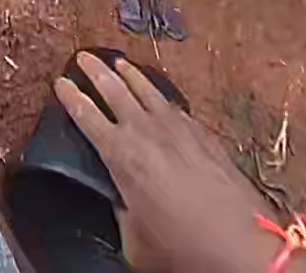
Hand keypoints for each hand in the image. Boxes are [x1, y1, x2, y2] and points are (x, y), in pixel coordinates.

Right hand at [54, 52, 305, 272]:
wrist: (246, 250)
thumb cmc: (185, 249)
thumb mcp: (136, 240)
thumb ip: (121, 212)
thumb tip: (119, 200)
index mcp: (120, 154)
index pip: (84, 113)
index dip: (69, 95)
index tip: (59, 81)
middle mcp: (143, 130)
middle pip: (111, 87)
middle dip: (93, 69)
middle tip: (82, 56)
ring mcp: (174, 126)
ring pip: (143, 87)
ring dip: (126, 72)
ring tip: (117, 61)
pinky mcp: (200, 131)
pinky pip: (170, 102)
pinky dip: (156, 92)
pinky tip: (156, 93)